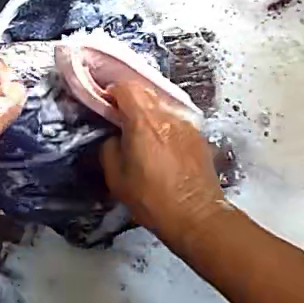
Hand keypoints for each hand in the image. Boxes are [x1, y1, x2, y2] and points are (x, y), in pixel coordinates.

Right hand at [98, 70, 229, 244]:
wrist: (196, 215)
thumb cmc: (152, 199)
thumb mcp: (116, 177)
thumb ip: (109, 147)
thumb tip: (114, 136)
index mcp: (143, 121)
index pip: (125, 87)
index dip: (111, 92)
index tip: (105, 105)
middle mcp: (167, 115)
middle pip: (145, 92)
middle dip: (129, 100)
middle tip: (120, 118)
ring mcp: (186, 123)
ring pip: (162, 105)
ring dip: (148, 113)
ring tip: (142, 134)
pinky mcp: (198, 135)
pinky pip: (176, 120)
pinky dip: (165, 125)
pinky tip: (162, 146)